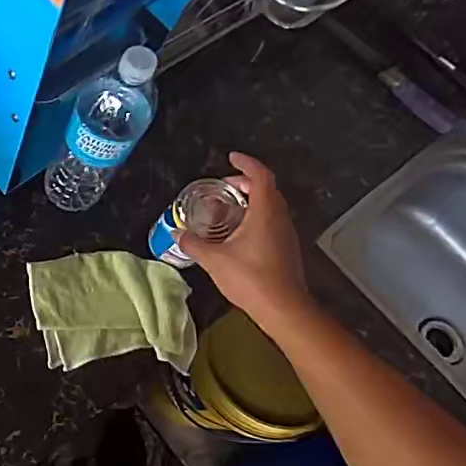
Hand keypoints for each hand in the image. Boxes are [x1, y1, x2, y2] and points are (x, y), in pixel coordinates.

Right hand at [177, 152, 313, 328]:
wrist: (283, 307)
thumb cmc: (251, 278)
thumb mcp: (214, 260)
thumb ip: (194, 244)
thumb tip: (179, 235)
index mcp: (265, 212)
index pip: (260, 176)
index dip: (246, 163)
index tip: (231, 157)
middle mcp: (280, 217)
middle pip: (267, 188)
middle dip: (246, 182)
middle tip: (224, 187)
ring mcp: (286, 233)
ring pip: (271, 205)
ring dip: (252, 200)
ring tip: (229, 208)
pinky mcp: (287, 248)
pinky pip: (272, 221)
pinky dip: (257, 216)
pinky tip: (239, 232)